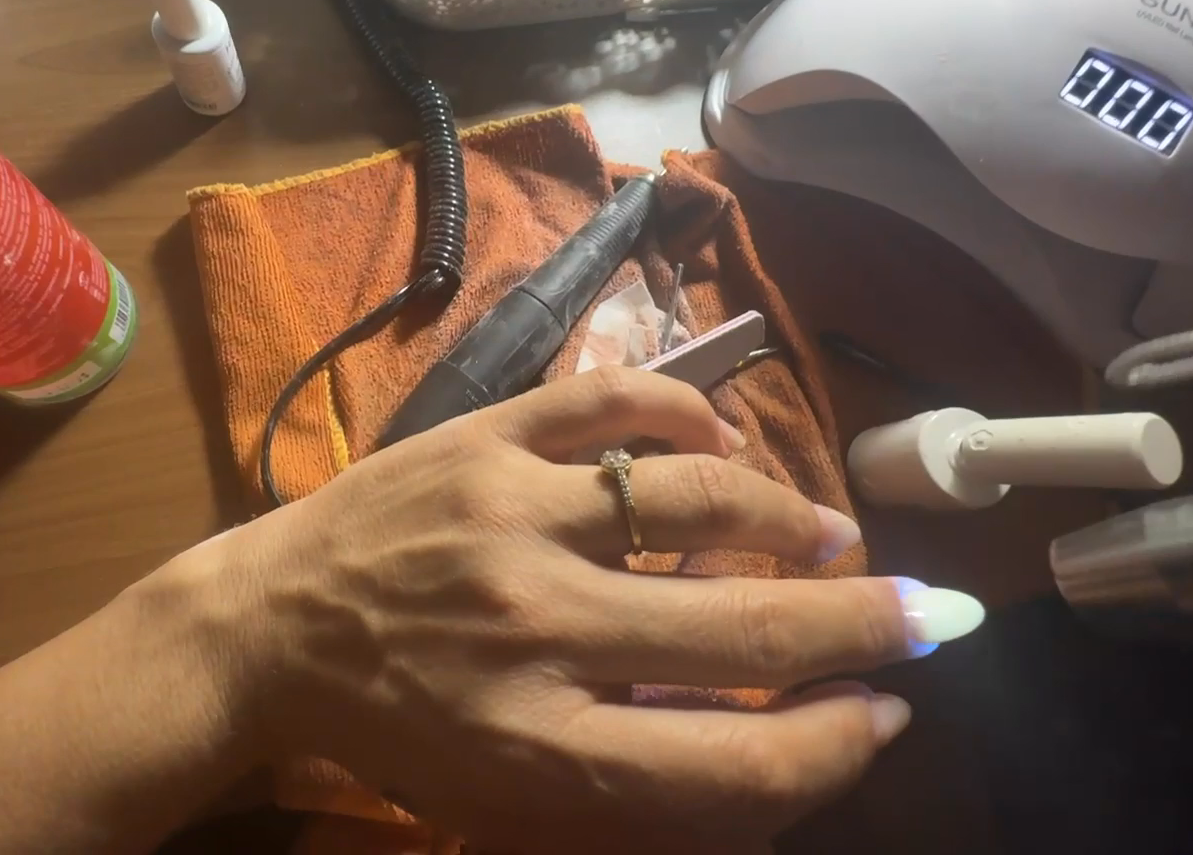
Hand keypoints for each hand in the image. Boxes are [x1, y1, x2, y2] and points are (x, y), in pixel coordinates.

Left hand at [161, 367, 982, 854]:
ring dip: (779, 509)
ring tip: (820, 528)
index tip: (885, 709)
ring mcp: (507, 511)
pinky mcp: (479, 437)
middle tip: (922, 610)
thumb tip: (767, 715)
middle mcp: (534, 624)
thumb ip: (632, 770)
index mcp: (536, 743)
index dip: (832, 742)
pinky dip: (681, 411)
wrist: (270, 622)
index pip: (732, 758)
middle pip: (737, 624)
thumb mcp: (501, 789)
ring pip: (686, 493)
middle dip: (857, 620)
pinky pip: (605, 402)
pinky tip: (715, 436)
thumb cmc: (389, 717)